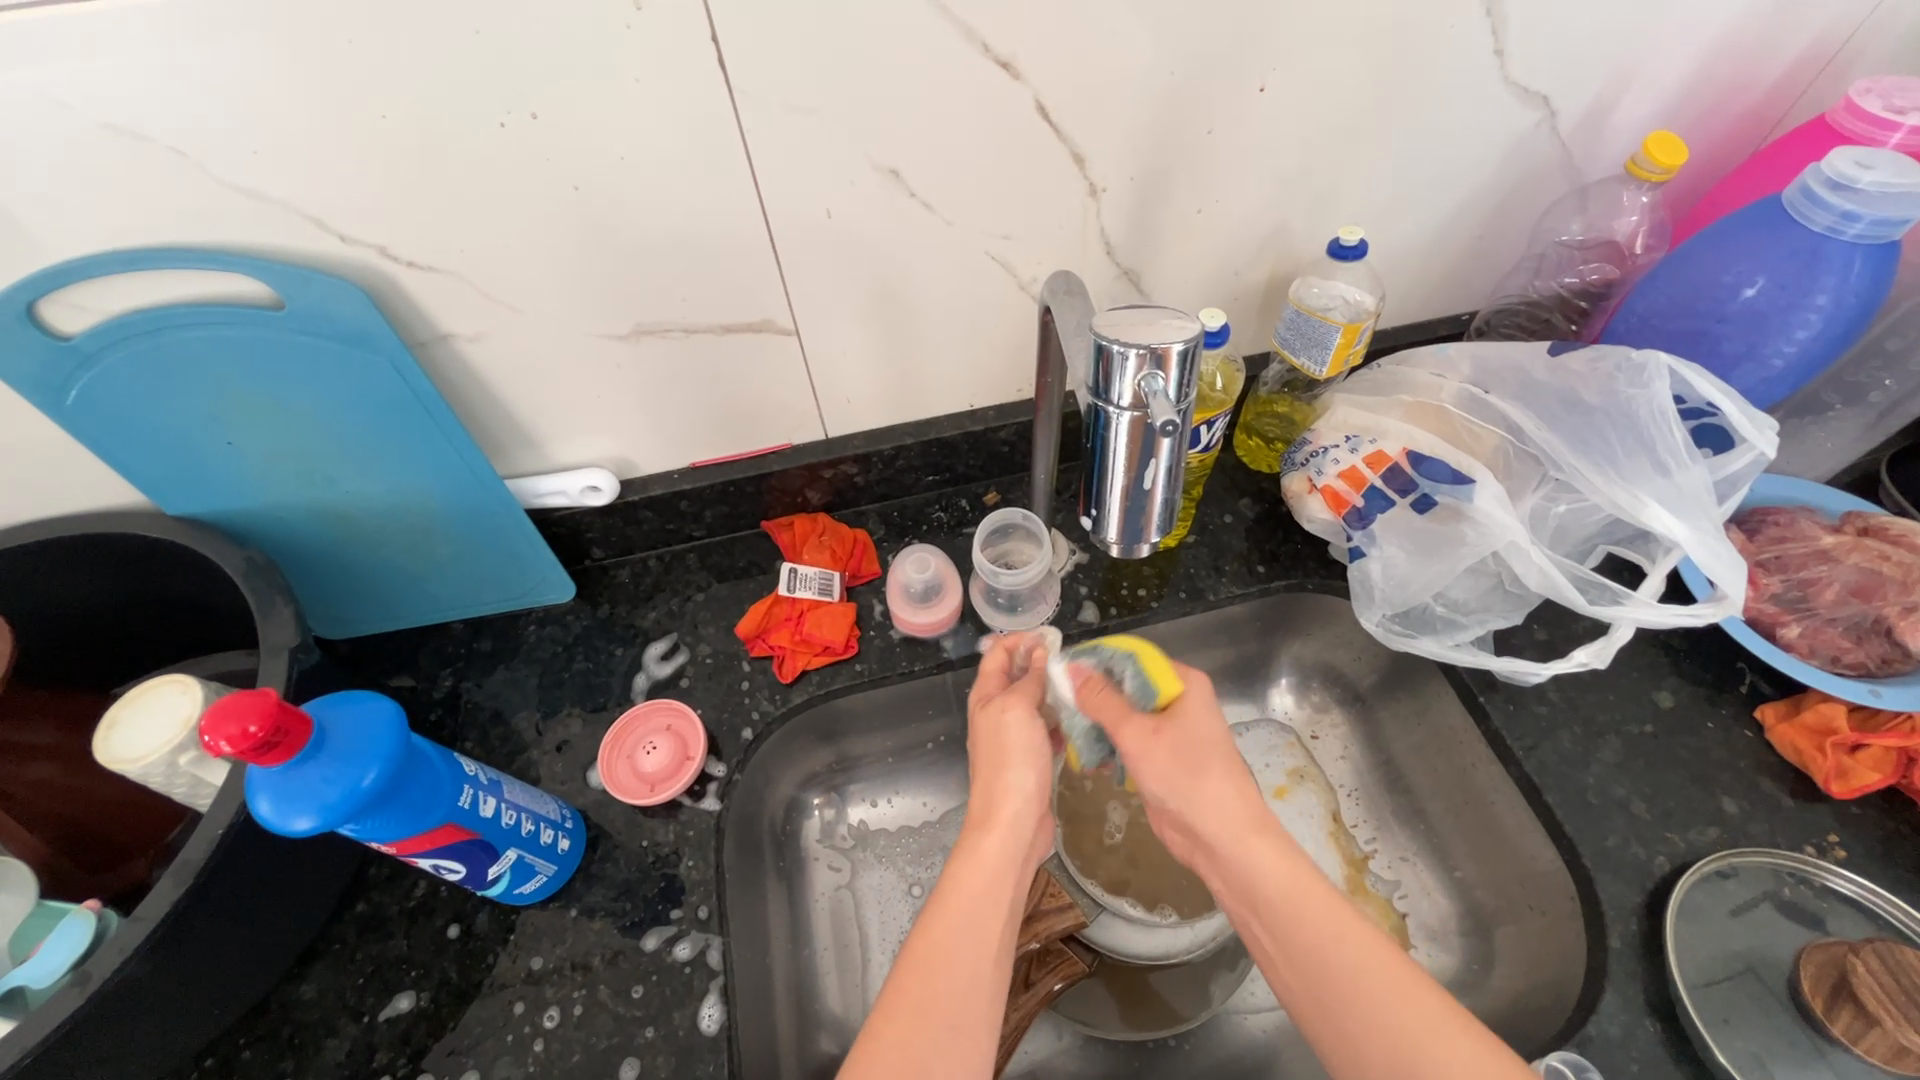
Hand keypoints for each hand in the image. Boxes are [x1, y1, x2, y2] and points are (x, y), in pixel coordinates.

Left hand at [963, 632, 1058, 873]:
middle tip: (1074, 659)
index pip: (998, 654)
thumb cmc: (1011, 761)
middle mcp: (997, 712)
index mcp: (987, 696)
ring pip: (1036, 704)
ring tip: (1083, 685)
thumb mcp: (1017, 708)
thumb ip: (1028, 678)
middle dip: (1042, 663)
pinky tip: (1081, 721)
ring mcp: (1015, 738)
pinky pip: (1047, 731)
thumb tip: (1038, 651)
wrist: (1012, 823)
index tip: (1051, 634)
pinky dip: (1062, 723)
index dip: (1020, 639)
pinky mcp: (1032, 759)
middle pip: (1018, 677)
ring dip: (1055, 693)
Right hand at [1071, 662, 1270, 882]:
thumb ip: (1101, 700)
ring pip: (1124, 718)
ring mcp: (1170, 732)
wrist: (1221, 837)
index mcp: (1182, 683)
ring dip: (1097, 726)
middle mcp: (1177, 701)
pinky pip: (1129, 743)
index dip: (1097, 663)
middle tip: (1057, 705)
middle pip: (1126, 688)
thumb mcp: (1137, 733)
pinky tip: (1086, 758)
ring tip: (1066, 732)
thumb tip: (1072, 668)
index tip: (1062, 671)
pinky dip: (1109, 748)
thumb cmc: (1184, 775)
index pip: (1132, 659)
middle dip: (1093, 698)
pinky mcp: (1162, 759)